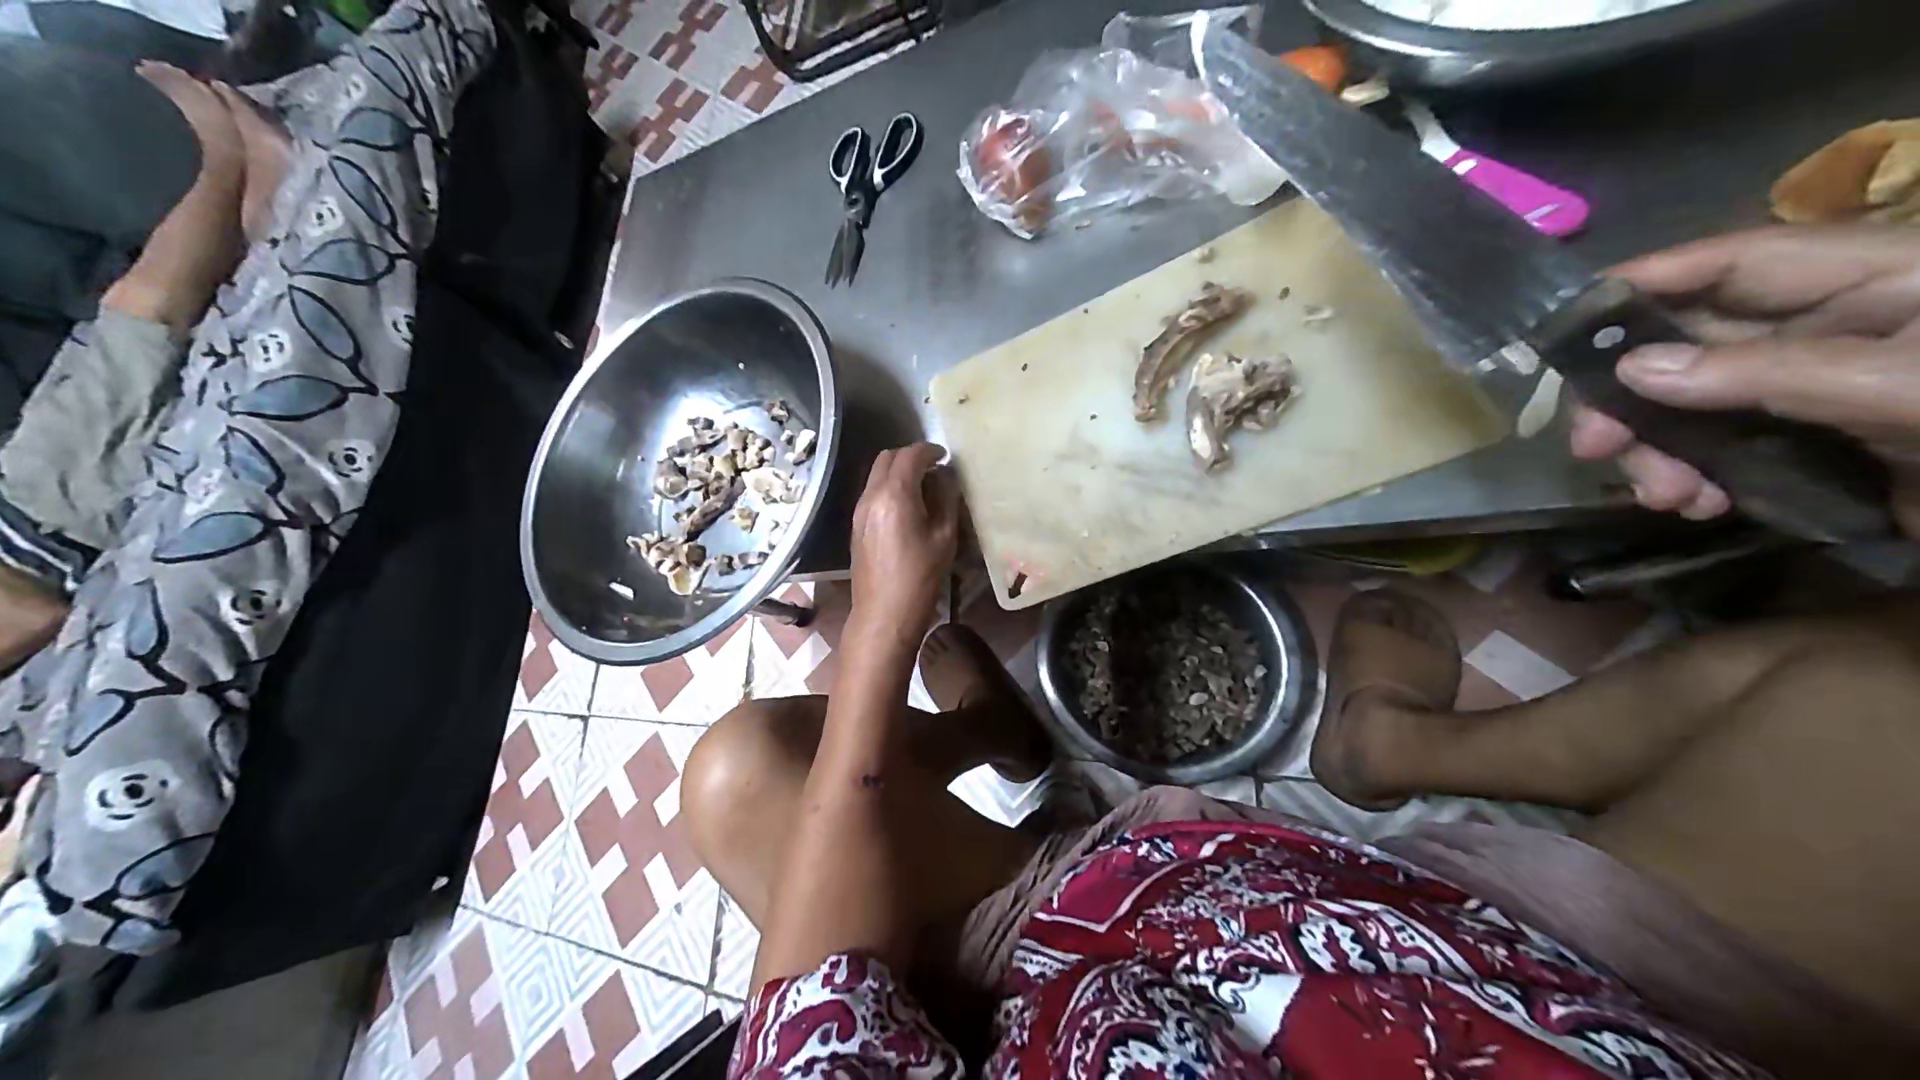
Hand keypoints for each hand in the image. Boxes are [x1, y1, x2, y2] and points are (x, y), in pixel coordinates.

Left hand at [849, 443, 960, 641]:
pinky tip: (907, 507)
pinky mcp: (856, 525)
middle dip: (910, 457)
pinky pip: (872, 493)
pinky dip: (889, 488)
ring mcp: (859, 511)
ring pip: (876, 474)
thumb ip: (946, 499)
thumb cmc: (920, 577)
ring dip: (898, 472)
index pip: (910, 456)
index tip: (945, 457)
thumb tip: (945, 477)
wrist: (884, 613)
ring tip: (922, 487)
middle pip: (887, 458)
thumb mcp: (945, 537)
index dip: (930, 451)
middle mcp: (871, 496)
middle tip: (933, 469)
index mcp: (895, 495)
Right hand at [1569, 225, 1919, 537]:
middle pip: (1688, 343)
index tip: (1567, 322)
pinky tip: (1693, 505)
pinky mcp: (1809, 436)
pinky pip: (1717, 446)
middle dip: (1630, 398)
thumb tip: (1632, 370)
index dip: (1646, 281)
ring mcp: (1815, 383)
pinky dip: (1691, 477)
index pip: (1735, 261)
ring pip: (1687, 403)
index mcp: (1877, 278)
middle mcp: (1831, 324)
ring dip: (1655, 452)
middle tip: (1592, 447)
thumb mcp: (1906, 389)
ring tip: (1662, 497)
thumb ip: (1767, 373)